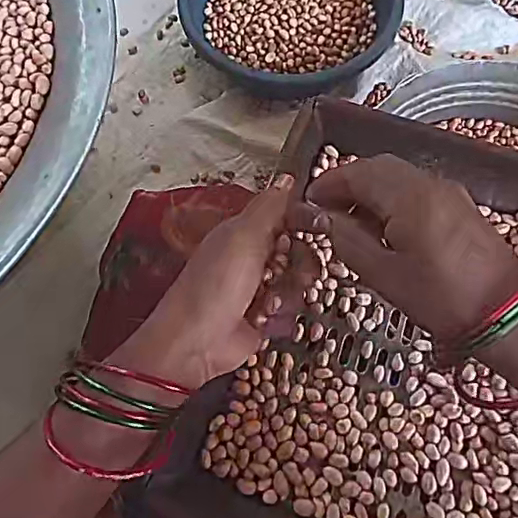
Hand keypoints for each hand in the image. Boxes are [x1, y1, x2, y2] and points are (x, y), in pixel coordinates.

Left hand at [106, 176, 309, 391]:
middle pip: (302, 251)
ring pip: (301, 282)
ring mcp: (261, 287)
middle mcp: (255, 256)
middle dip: (300, 264)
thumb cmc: (215, 284)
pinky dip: (282, 315)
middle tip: (282, 272)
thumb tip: (287, 176)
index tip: (319, 228)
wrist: (198, 341)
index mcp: (245, 231)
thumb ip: (270, 207)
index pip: (288, 216)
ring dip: (288, 292)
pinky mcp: (267, 316)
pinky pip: (293, 309)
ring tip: (267, 302)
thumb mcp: (243, 236)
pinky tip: (264, 319)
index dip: (306, 221)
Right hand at [294, 155, 517, 340]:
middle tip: (324, 210)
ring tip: (348, 222)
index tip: (307, 202)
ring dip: (369, 191)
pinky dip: (391, 199)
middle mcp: (431, 185)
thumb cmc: (441, 299)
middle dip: (347, 183)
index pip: (357, 172)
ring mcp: (450, 193)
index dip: (327, 184)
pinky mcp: (460, 207)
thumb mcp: (382, 273)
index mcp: (410, 196)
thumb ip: (346, 239)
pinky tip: (381, 227)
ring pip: (398, 177)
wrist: (508, 317)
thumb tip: (322, 217)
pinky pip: (416, 190)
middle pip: (378, 168)